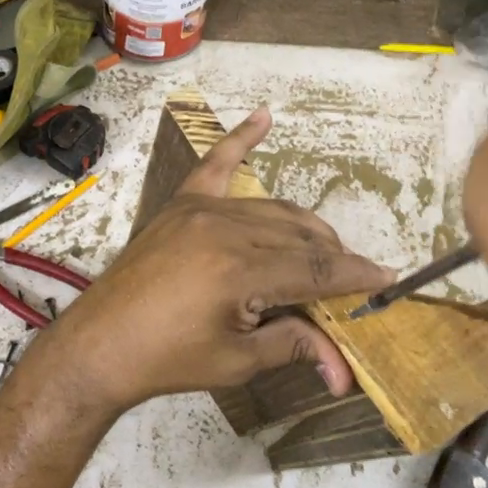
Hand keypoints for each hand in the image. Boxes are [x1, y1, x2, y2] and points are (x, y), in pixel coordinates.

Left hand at [39, 107, 392, 415]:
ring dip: (303, 228)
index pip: (318, 269)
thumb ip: (294, 346)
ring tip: (324, 249)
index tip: (387, 281)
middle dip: (332, 258)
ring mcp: (198, 210)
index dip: (356, 277)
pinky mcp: (178, 206)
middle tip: (348, 282)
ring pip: (271, 209)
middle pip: (299, 236)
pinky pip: (215, 164)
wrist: (100, 344)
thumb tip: (344, 371)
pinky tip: (263, 116)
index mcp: (241, 270)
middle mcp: (224, 229)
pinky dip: (239, 139)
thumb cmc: (167, 359)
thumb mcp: (236, 361)